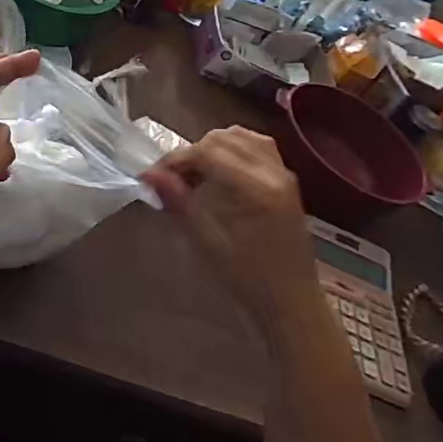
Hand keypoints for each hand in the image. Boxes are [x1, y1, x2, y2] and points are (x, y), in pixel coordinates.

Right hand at [140, 127, 320, 339]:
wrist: (292, 304)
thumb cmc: (248, 280)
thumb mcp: (207, 243)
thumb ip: (179, 203)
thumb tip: (150, 175)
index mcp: (256, 188)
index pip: (208, 151)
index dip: (176, 159)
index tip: (153, 177)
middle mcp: (274, 173)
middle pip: (224, 138)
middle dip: (193, 153)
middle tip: (172, 180)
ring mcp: (284, 175)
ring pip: (243, 138)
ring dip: (213, 148)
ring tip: (195, 175)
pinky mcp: (287, 182)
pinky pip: (258, 148)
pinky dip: (234, 150)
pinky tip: (220, 175)